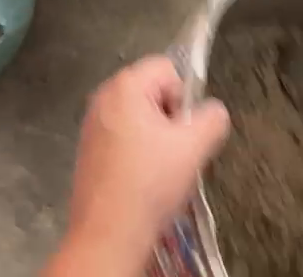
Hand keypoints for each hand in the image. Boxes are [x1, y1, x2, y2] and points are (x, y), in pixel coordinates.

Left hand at [47, 55, 230, 276]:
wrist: (108, 234)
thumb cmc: (149, 184)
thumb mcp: (193, 148)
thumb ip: (213, 119)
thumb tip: (215, 110)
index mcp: (125, 85)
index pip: (168, 68)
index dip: (183, 98)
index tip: (183, 131)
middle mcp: (104, 95)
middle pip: (152, 91)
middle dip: (169, 118)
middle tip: (174, 152)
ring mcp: (92, 121)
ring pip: (139, 116)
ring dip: (154, 137)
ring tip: (158, 169)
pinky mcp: (88, 146)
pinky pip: (123, 135)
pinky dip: (136, 151)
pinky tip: (141, 179)